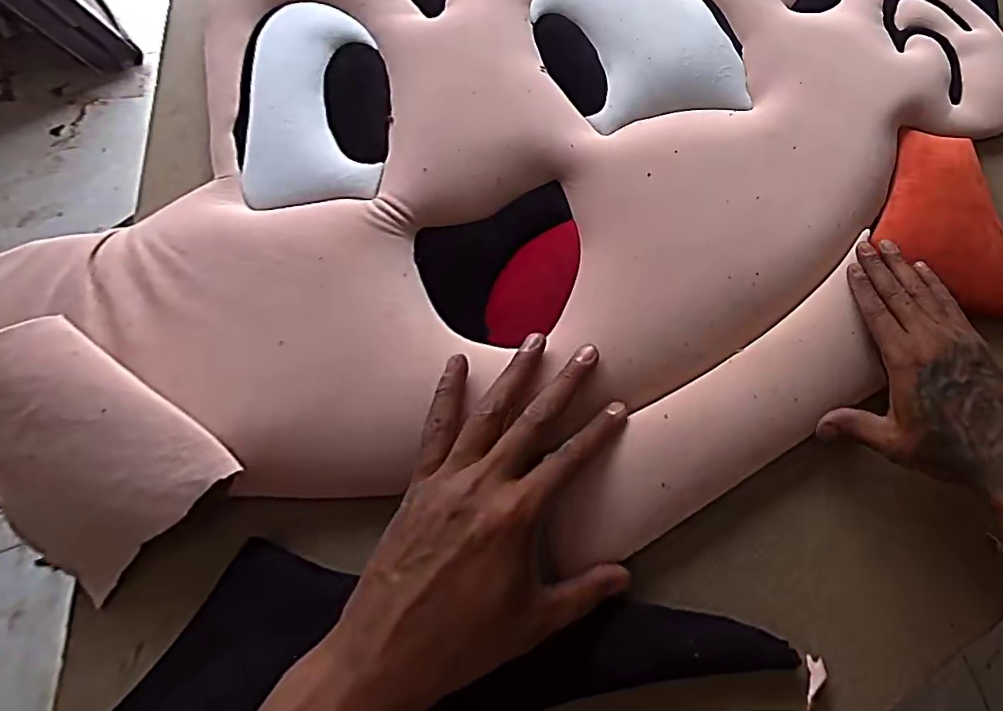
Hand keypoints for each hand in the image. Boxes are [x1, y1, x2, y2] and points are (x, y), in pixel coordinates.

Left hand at [263, 337, 629, 710]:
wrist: (378, 661)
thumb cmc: (458, 643)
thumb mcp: (532, 623)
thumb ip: (583, 594)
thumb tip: (624, 579)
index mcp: (515, 516)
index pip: (569, 459)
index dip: (598, 431)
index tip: (617, 407)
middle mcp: (483, 487)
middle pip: (533, 422)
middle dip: (564, 384)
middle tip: (586, 353)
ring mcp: (448, 481)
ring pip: (488, 413)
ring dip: (515, 374)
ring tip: (534, 341)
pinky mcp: (419, 485)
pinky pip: (434, 430)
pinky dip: (446, 393)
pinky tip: (456, 364)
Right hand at [817, 239, 1002, 488]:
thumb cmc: (947, 450)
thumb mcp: (894, 442)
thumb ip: (856, 427)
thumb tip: (820, 427)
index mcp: (904, 360)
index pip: (877, 313)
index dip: (863, 288)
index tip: (853, 268)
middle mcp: (928, 339)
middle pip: (897, 293)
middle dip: (879, 266)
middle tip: (865, 244)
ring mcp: (953, 336)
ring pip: (922, 291)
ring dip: (903, 266)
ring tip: (890, 245)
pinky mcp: (972, 339)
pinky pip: (948, 301)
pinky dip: (934, 281)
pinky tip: (924, 269)